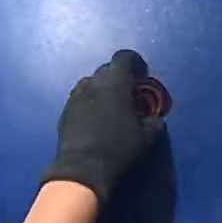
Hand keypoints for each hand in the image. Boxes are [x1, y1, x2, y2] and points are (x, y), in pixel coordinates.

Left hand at [41, 50, 163, 203]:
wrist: (82, 166)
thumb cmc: (118, 147)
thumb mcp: (145, 137)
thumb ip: (153, 122)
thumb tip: (155, 119)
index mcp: (115, 83)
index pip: (124, 57)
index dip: (135, 61)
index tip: (142, 73)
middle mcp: (93, 82)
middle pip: (107, 69)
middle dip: (119, 76)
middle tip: (129, 92)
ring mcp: (76, 94)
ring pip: (92, 82)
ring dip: (103, 88)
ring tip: (111, 105)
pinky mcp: (66, 108)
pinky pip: (81, 96)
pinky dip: (90, 100)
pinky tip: (95, 117)